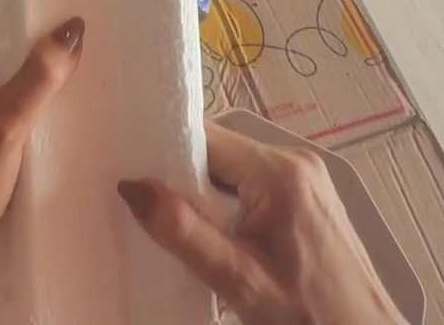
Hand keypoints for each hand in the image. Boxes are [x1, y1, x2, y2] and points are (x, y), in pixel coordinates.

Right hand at [118, 121, 405, 324]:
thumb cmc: (311, 321)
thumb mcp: (242, 285)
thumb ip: (185, 233)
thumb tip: (132, 186)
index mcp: (281, 173)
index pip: (203, 138)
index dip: (165, 154)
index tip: (135, 176)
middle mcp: (295, 160)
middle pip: (215, 149)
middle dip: (183, 178)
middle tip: (157, 214)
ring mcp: (304, 175)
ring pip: (229, 166)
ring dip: (204, 193)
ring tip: (189, 232)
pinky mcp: (306, 193)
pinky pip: (249, 181)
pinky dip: (226, 202)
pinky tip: (220, 236)